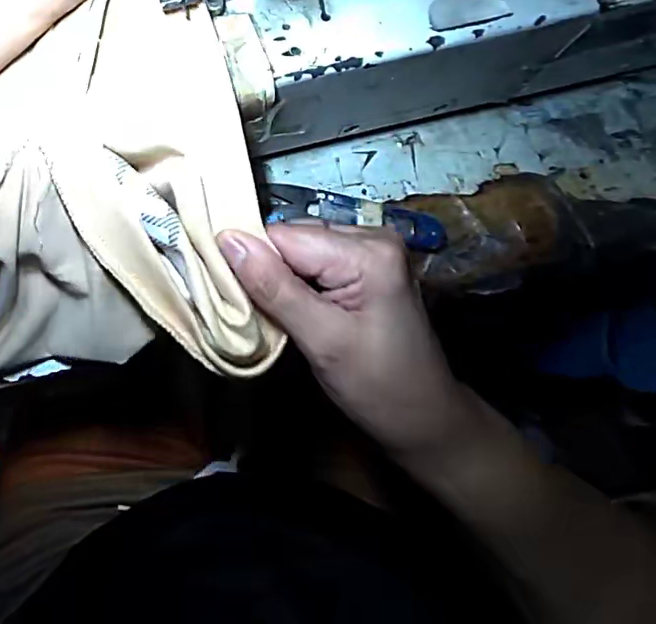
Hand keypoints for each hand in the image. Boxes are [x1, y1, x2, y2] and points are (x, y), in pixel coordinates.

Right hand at [219, 222, 478, 458]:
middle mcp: (372, 235)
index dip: (252, 261)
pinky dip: (298, 282)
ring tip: (279, 314)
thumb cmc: (380, 389)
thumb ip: (274, 287)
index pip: (285, 236)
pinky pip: (315, 259)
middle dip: (268, 270)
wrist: (427, 420)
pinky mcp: (367, 263)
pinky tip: (298, 308)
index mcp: (368, 250)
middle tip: (257, 312)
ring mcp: (372, 247)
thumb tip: (227, 240)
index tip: (231, 295)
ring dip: (281, 277)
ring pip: (300, 248)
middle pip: (293, 238)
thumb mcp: (322, 341)